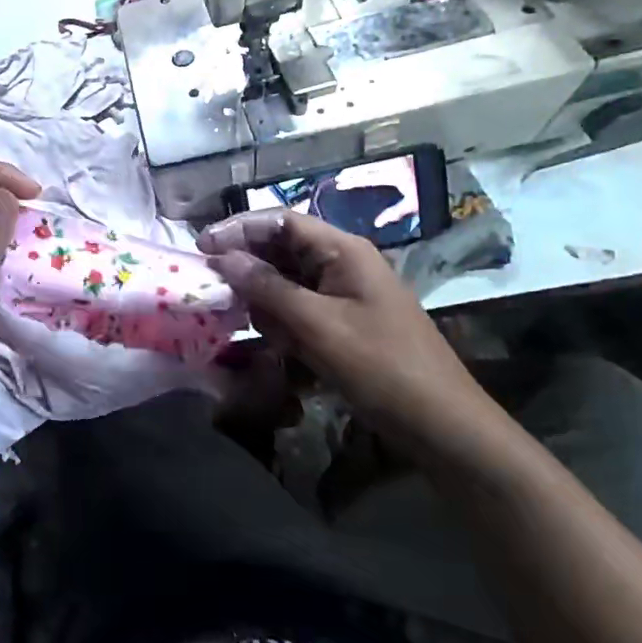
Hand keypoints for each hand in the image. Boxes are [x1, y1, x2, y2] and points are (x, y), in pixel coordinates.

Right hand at [198, 209, 480, 430]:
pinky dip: (283, 322)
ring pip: (288, 282)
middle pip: (283, 250)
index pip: (282, 221)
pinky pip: (301, 309)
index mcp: (343, 250)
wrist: (440, 422)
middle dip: (250, 269)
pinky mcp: (344, 322)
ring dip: (266, 301)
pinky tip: (279, 344)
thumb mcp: (318, 325)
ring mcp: (345, 293)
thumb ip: (268, 288)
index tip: (201, 246)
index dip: (240, 228)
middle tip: (216, 291)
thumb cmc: (380, 366)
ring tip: (255, 327)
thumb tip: (224, 257)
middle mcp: (343, 263)